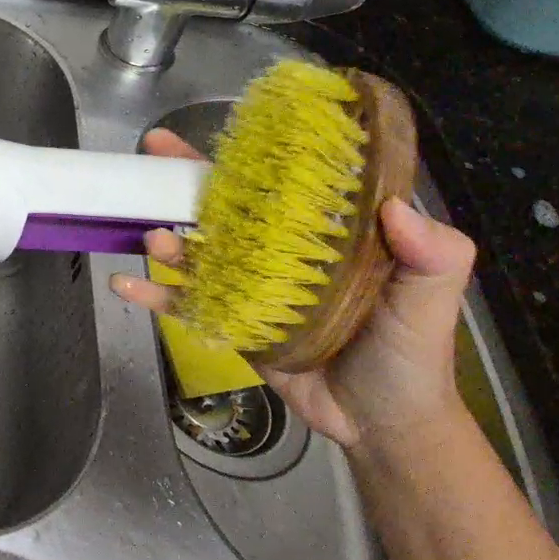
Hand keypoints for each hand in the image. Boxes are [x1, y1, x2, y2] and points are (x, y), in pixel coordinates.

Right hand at [111, 129, 475, 449]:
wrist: (382, 425)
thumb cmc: (410, 355)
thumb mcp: (430, 303)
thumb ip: (433, 257)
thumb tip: (397, 208)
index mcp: (316, 234)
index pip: (269, 183)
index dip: (233, 156)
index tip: (210, 135)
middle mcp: (273, 251)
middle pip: (217, 208)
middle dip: (177, 184)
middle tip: (145, 166)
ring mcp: (244, 286)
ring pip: (194, 253)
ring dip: (166, 242)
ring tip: (155, 241)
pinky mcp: (226, 321)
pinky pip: (182, 303)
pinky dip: (151, 293)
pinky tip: (125, 284)